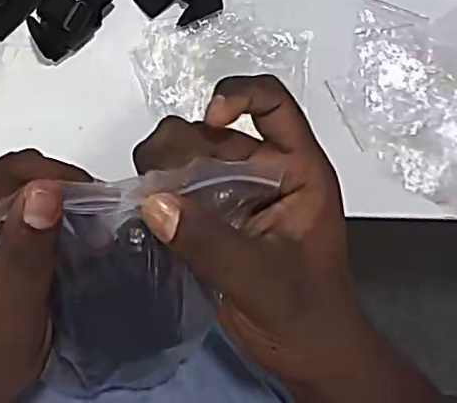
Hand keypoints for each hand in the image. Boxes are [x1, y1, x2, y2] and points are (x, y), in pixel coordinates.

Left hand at [0, 149, 90, 401]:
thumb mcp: (11, 324)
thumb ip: (25, 260)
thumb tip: (46, 191)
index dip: (20, 186)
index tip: (67, 207)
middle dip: (42, 181)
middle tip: (88, 210)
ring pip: (1, 173)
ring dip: (44, 186)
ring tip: (81, 215)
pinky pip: (5, 186)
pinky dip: (38, 196)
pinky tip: (62, 218)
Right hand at [133, 76, 435, 401]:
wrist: (309, 362)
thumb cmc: (310, 320)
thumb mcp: (267, 284)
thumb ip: (214, 245)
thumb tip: (156, 203)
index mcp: (296, 169)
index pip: (273, 103)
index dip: (240, 94)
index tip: (211, 118)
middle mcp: (261, 167)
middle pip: (210, 126)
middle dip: (180, 146)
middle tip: (159, 182)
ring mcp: (232, 184)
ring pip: (185, 146)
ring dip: (161, 164)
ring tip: (150, 197)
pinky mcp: (206, 205)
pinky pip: (172, 178)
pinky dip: (154, 185)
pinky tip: (146, 207)